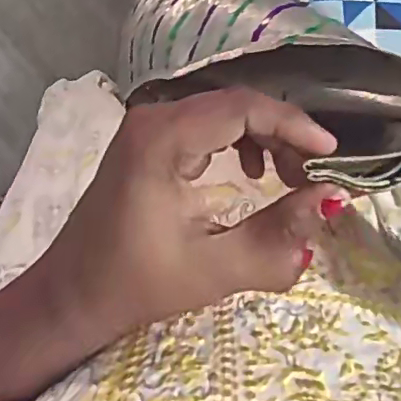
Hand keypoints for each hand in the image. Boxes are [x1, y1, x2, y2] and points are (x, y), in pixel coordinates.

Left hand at [33, 87, 342, 348]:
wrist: (69, 296)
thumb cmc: (133, 285)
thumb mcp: (212, 267)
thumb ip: (276, 235)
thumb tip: (331, 199)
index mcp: (161, 138)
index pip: (242, 107)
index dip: (293, 124)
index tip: (330, 154)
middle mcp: (153, 117)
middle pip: (234, 104)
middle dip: (282, 133)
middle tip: (313, 174)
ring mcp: (146, 125)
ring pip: (222, 112)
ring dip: (263, 137)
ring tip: (288, 177)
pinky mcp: (147, 139)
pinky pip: (205, 125)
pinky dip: (238, 142)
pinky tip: (252, 172)